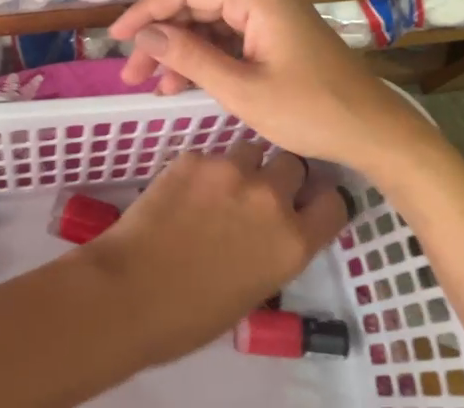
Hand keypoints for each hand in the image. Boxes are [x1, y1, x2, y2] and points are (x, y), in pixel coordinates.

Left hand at [85, 143, 347, 363]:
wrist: (130, 292)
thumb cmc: (192, 315)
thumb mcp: (256, 290)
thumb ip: (274, 249)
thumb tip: (270, 231)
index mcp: (294, 241)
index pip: (334, 202)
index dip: (320, 201)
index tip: (307, 204)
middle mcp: (271, 198)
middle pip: (294, 164)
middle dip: (281, 175)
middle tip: (259, 194)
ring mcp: (231, 171)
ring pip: (251, 149)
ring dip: (244, 166)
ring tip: (219, 189)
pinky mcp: (193, 157)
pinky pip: (209, 155)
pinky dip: (203, 170)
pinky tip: (183, 193)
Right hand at [112, 0, 439, 168]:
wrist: (374, 133)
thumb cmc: (310, 112)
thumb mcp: (242, 89)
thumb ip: (190, 58)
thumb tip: (145, 34)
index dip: (146, 11)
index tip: (116, 39)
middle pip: (197, 3)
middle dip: (161, 35)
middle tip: (132, 73)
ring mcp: (272, 15)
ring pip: (211, 22)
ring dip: (180, 50)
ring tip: (151, 86)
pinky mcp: (277, 35)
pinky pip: (231, 37)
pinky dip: (205, 58)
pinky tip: (182, 85)